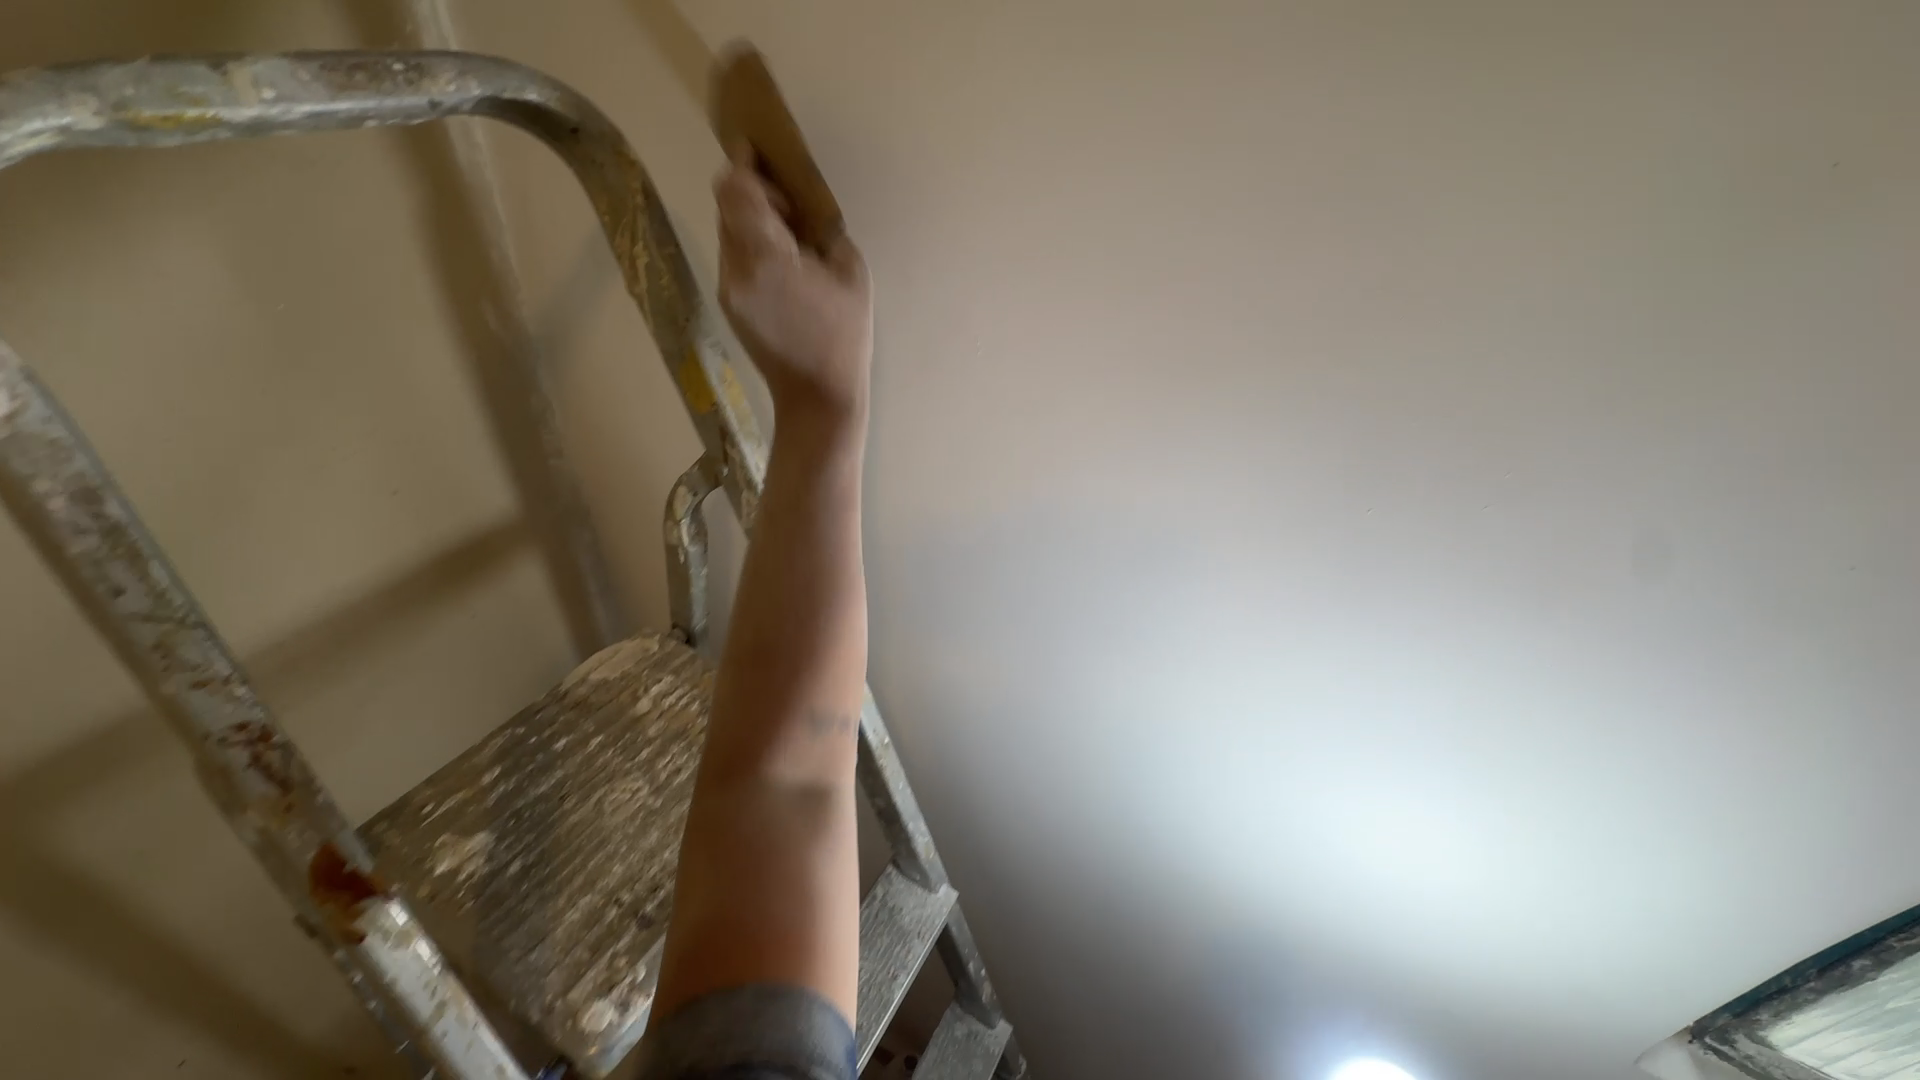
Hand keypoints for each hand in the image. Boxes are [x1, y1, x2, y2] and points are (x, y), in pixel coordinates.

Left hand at [714, 145, 872, 420]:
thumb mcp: (850, 272)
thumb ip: (820, 229)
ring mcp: (729, 289)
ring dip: (751, 222)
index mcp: (767, 257)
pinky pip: (734, 259)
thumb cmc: (844, 336)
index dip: (744, 165)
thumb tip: (799, 209)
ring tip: (790, 239)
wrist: (818, 398)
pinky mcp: (730, 305)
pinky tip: (783, 267)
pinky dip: (752, 248)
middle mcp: (736, 269)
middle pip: (727, 207)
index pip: (736, 191)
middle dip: (753, 194)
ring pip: (728, 233)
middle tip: (790, 207)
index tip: (758, 151)